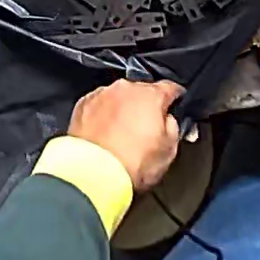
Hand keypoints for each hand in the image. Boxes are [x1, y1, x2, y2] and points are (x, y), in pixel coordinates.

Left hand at [66, 79, 184, 191]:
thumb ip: (173, 128)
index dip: (175, 96)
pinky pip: (98, 105)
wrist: (94, 171)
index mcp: (151, 96)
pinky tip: (103, 134)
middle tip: (144, 130)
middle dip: (144, 107)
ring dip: (121, 110)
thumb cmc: (132, 163)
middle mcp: (126, 88)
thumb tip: (168, 121)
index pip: (170, 88)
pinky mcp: (83, 103)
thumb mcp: (168, 151)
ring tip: (120, 135)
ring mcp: (103, 94)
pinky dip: (102, 115)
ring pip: (118, 97)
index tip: (175, 102)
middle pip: (141, 92)